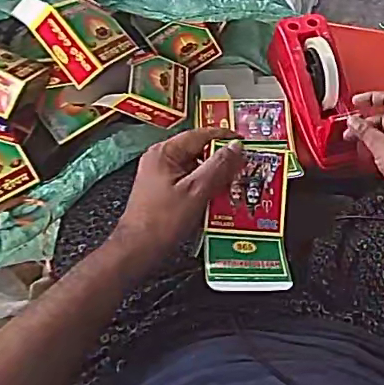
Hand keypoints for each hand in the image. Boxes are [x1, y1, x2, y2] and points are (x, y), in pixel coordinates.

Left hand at [109, 128, 244, 264]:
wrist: (138, 250)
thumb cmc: (162, 221)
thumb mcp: (196, 191)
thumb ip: (218, 166)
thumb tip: (236, 147)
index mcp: (165, 153)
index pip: (200, 134)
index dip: (224, 137)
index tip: (245, 142)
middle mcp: (161, 160)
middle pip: (199, 151)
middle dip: (222, 159)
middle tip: (245, 165)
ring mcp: (161, 176)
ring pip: (196, 168)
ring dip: (215, 175)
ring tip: (237, 182)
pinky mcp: (164, 191)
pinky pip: (190, 182)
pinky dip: (205, 187)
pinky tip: (220, 197)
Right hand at [344, 91, 383, 214]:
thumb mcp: (380, 145)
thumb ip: (363, 131)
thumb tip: (354, 122)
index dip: (370, 98)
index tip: (357, 101)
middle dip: (367, 122)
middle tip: (351, 127)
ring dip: (372, 135)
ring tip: (356, 140)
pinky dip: (380, 146)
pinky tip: (368, 152)